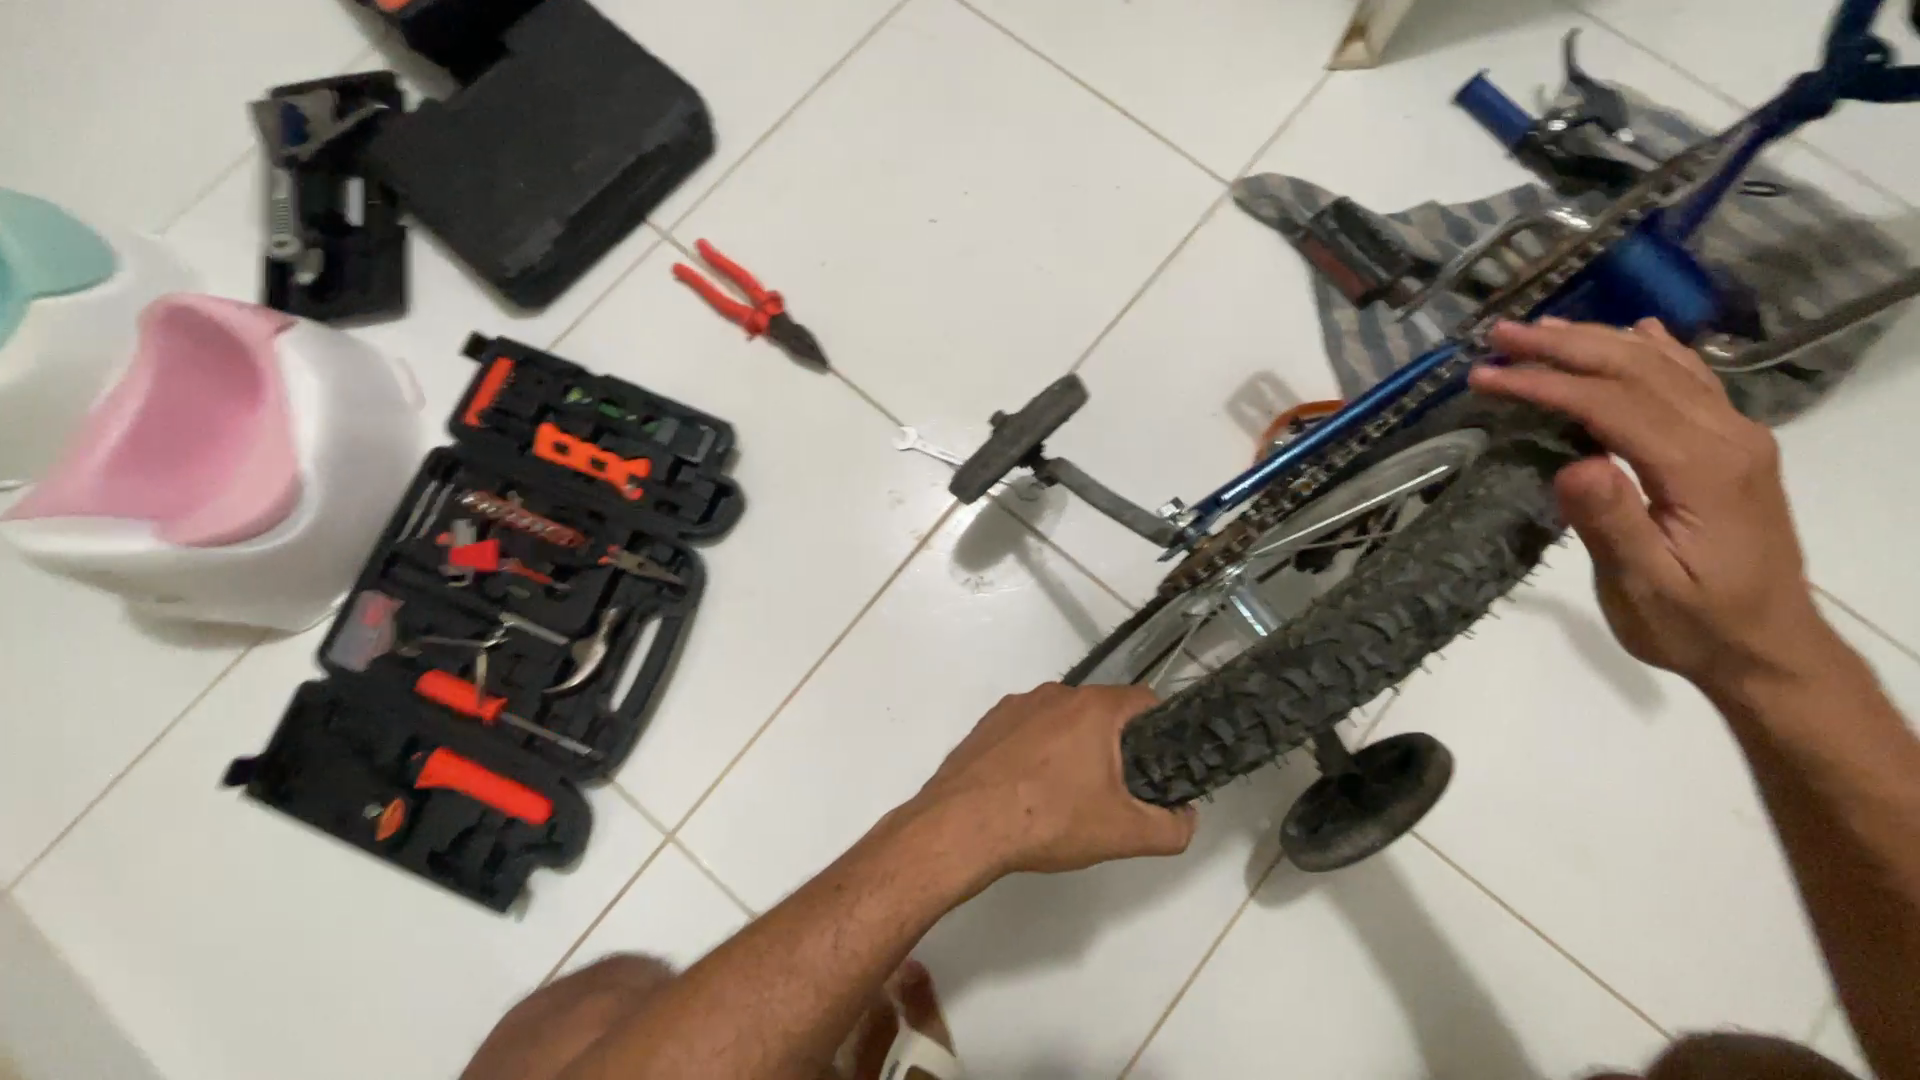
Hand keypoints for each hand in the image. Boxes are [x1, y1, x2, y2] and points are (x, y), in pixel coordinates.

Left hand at [906, 683, 1196, 878]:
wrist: (963, 826)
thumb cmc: (1049, 820)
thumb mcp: (1124, 834)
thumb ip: (1171, 828)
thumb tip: (1186, 818)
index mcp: (1094, 708)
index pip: (1144, 700)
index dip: (1161, 728)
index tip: (1160, 761)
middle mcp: (1055, 694)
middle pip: (1101, 711)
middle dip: (1114, 744)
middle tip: (1115, 789)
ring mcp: (1016, 706)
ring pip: (1061, 720)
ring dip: (1071, 747)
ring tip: (1066, 795)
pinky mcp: (987, 723)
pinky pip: (1025, 731)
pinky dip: (1034, 752)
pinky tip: (1026, 790)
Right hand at [1469, 317, 1835, 695]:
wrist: (1769, 647)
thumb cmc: (1694, 623)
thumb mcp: (1644, 585)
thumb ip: (1612, 523)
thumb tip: (1574, 464)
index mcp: (1702, 468)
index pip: (1612, 404)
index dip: (1545, 384)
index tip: (1484, 376)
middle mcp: (1727, 437)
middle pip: (1638, 369)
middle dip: (1563, 347)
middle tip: (1499, 333)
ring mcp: (1737, 438)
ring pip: (1664, 367)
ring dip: (1597, 342)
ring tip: (1540, 328)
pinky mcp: (1732, 448)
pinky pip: (1692, 382)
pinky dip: (1654, 352)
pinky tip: (1636, 333)